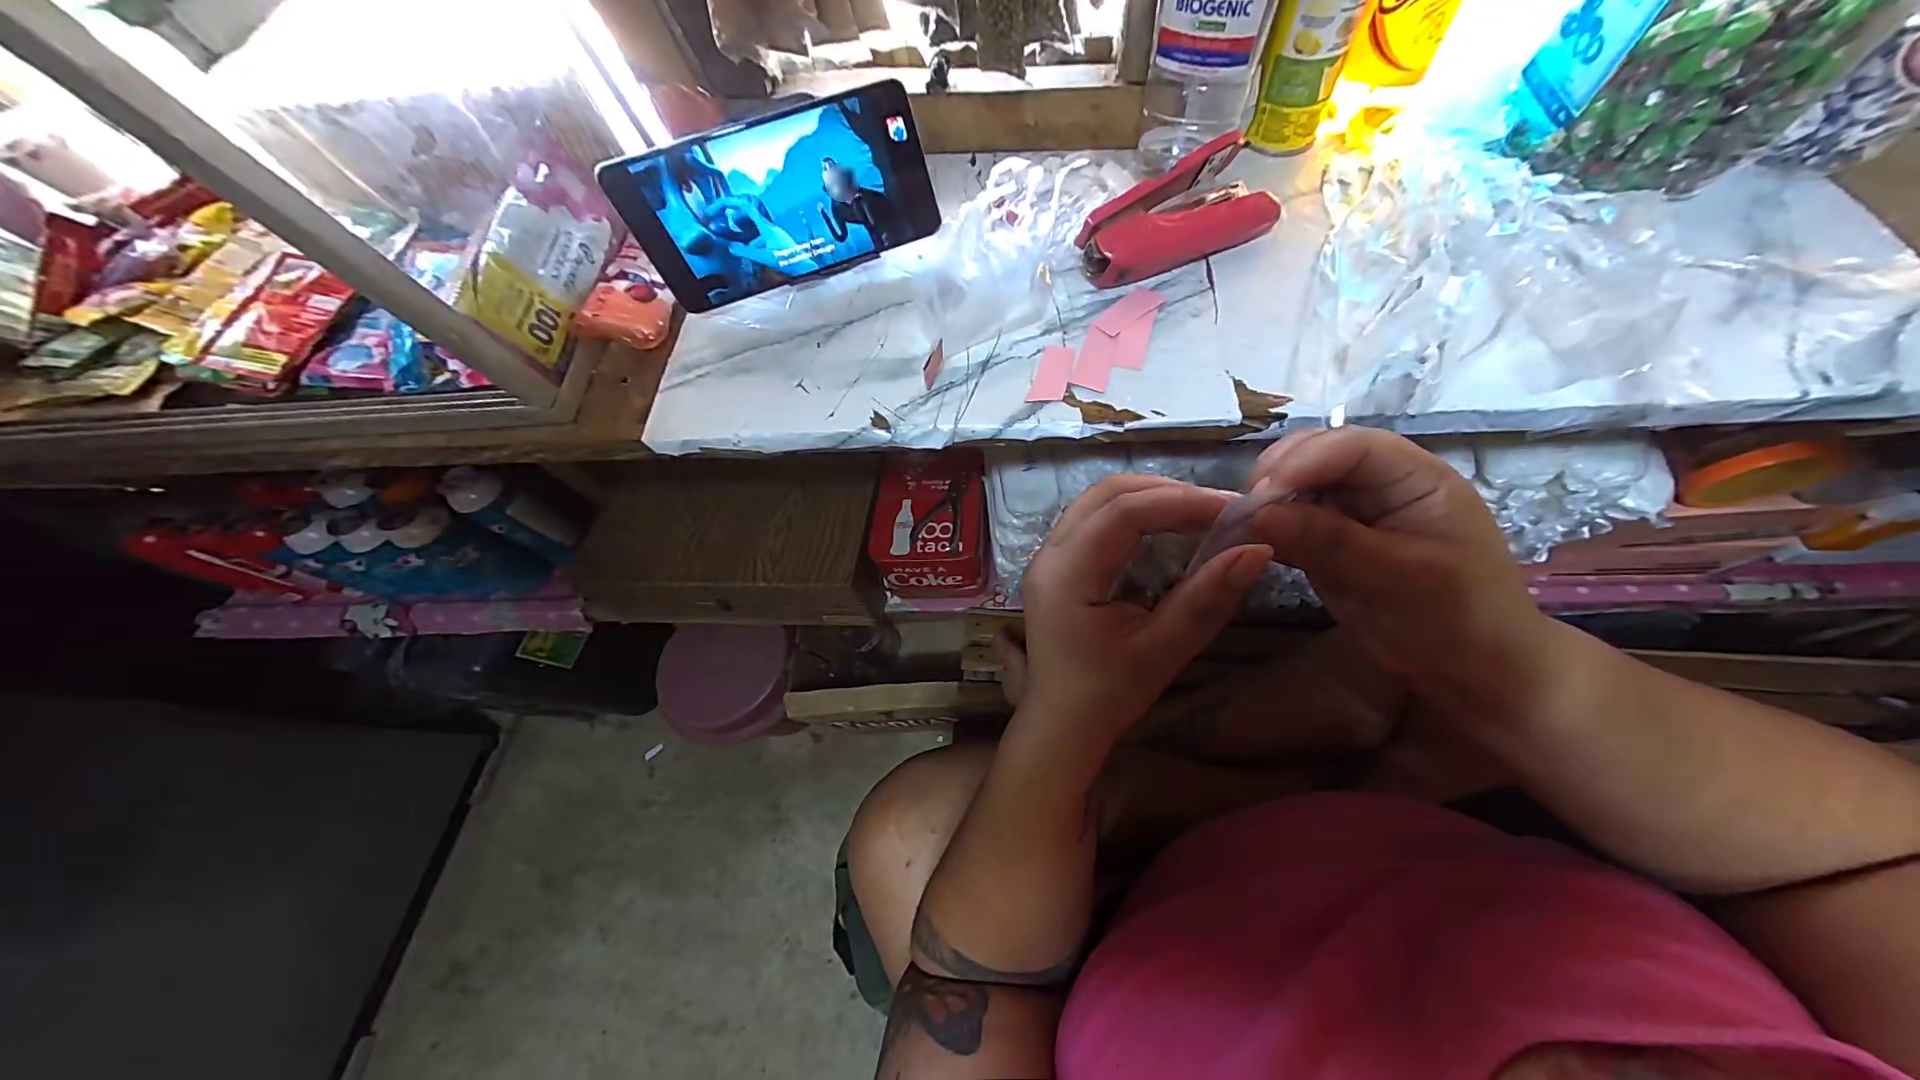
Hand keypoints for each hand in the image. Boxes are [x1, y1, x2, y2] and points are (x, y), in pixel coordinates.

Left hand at [1017, 475, 1271, 747]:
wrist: (1062, 722)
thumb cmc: (1108, 694)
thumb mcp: (1162, 651)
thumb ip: (1206, 599)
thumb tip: (1257, 550)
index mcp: (1065, 574)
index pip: (1123, 512)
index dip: (1181, 502)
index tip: (1233, 508)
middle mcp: (1049, 555)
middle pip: (1106, 494)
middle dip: (1165, 491)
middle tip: (1218, 508)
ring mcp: (1047, 557)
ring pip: (1097, 500)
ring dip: (1148, 497)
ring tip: (1198, 513)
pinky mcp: (1056, 564)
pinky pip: (1093, 518)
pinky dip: (1132, 513)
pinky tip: (1166, 527)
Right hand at [1245, 427, 1549, 713]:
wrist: (1471, 670)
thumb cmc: (1453, 617)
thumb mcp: (1394, 577)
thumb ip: (1328, 541)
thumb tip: (1258, 514)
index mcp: (1416, 478)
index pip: (1353, 447)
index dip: (1305, 460)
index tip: (1262, 492)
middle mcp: (1381, 484)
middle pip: (1319, 454)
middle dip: (1278, 473)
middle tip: (1245, 506)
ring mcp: (1353, 511)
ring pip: (1298, 484)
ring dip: (1266, 499)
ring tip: (1239, 524)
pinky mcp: (1330, 539)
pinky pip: (1290, 519)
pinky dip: (1266, 526)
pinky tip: (1244, 539)